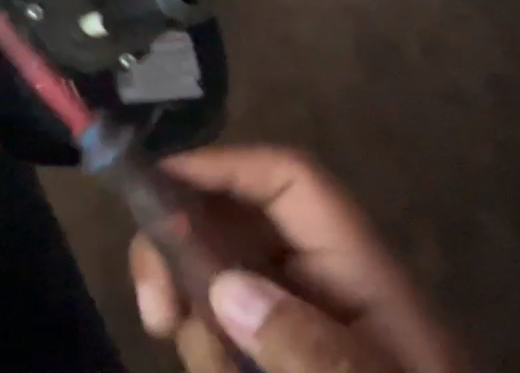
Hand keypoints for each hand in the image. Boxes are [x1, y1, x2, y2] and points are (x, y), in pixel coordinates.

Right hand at [129, 147, 465, 372]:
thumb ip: (313, 351)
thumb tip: (227, 289)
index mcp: (366, 279)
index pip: (291, 181)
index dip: (222, 166)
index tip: (153, 191)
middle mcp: (327, 290)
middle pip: (233, 223)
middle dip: (178, 253)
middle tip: (156, 308)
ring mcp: (301, 329)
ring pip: (213, 281)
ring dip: (190, 319)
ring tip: (205, 366)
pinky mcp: (279, 360)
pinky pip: (221, 330)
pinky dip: (204, 351)